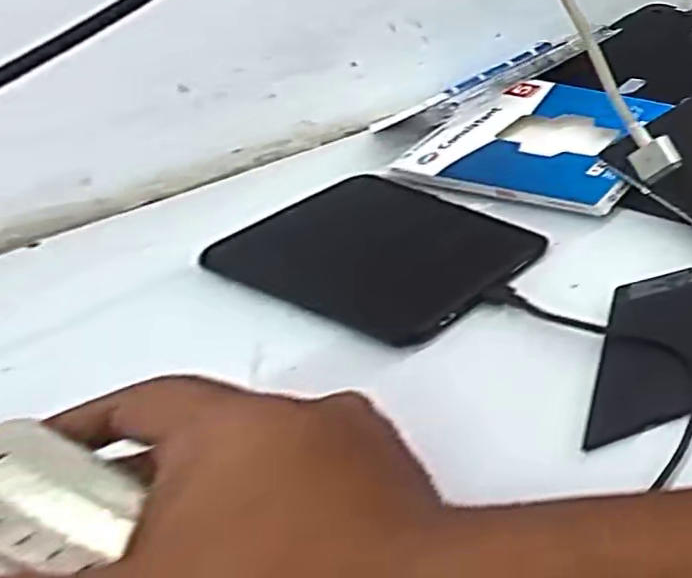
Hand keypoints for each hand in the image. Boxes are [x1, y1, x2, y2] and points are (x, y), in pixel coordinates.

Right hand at [47, 377, 449, 577]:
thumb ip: (41, 571)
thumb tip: (17, 565)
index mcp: (247, 423)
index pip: (147, 402)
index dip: (69, 436)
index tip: (21, 470)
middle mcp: (312, 419)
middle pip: (194, 443)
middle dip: (117, 500)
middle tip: (62, 552)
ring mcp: (357, 446)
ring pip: (247, 472)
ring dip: (187, 516)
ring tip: (151, 566)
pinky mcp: (384, 479)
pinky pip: (299, 488)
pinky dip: (250, 521)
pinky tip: (230, 566)